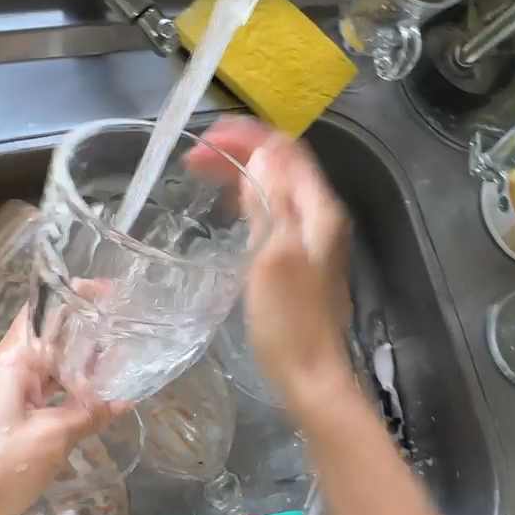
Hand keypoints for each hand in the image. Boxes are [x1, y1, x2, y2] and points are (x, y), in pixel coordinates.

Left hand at [0, 308, 118, 514]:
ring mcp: (4, 399)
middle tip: (132, 334)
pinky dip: (70, 398)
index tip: (113, 293)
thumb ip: (89, 413)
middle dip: (89, 336)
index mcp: (13, 360)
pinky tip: (97, 407)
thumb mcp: (53, 438)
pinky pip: (44, 398)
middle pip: (52, 340)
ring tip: (125, 366)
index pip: (43, 310)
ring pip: (50, 372)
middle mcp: (7, 371)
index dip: (76, 295)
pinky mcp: (5, 425)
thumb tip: (123, 399)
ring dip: (82, 370)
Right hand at [194, 117, 353, 411]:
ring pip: (277, 186)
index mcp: (319, 211)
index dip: (248, 136)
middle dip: (241, 151)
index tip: (205, 139)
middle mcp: (321, 217)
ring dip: (243, 172)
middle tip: (193, 158)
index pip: (287, 150)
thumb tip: (262, 152)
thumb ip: (271, 201)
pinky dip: (249, 198)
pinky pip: (275, 211)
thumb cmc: (289, 322)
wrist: (311, 378)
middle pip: (282, 164)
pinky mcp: (301, 259)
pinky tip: (228, 209)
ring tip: (202, 173)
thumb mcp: (275, 256)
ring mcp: (313, 239)